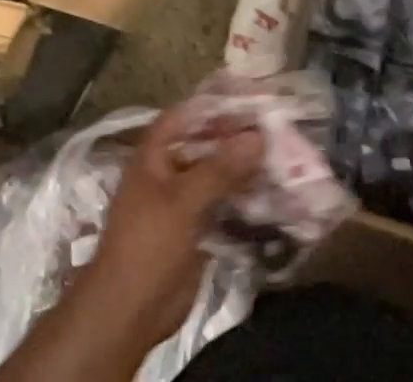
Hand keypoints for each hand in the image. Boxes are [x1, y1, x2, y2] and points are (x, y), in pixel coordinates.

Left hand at [76, 106, 264, 347]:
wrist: (129, 311)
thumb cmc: (147, 245)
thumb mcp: (183, 201)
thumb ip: (220, 168)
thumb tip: (257, 136)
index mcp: (153, 158)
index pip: (184, 117)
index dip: (213, 106)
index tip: (251, 100)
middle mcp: (168, 174)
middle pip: (204, 145)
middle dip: (236, 138)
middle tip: (277, 129)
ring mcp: (182, 203)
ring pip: (217, 175)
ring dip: (244, 168)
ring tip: (283, 158)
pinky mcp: (196, 230)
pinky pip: (223, 205)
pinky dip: (244, 198)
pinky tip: (273, 193)